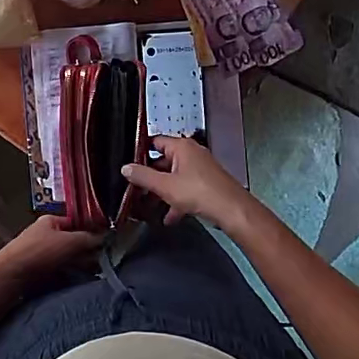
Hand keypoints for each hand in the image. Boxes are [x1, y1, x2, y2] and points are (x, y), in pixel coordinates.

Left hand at [0, 215, 102, 290]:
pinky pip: (62, 272)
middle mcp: (46, 236)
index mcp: (51, 222)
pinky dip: (72, 276)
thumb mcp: (70, 241)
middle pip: (74, 241)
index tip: (110, 241)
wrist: (10, 276)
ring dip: (82, 265)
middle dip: (89, 251)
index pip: (77, 222)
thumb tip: (105, 238)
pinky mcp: (40, 272)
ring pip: (69, 258)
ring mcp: (42, 254)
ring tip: (98, 273)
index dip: (93, 230)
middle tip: (106, 261)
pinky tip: (83, 282)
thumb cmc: (39, 252)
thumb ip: (89, 238)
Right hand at [121, 136, 247, 225]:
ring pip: (174, 177)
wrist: (232, 211)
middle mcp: (192, 154)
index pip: (155, 142)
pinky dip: (176, 200)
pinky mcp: (206, 184)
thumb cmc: (203, 193)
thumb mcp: (164, 186)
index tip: (129, 164)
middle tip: (136, 187)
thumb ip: (142, 176)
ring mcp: (201, 169)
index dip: (140, 152)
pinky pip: (185, 188)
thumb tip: (127, 168)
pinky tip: (169, 217)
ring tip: (150, 205)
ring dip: (162, 191)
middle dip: (150, 176)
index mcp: (182, 147)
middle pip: (163, 161)